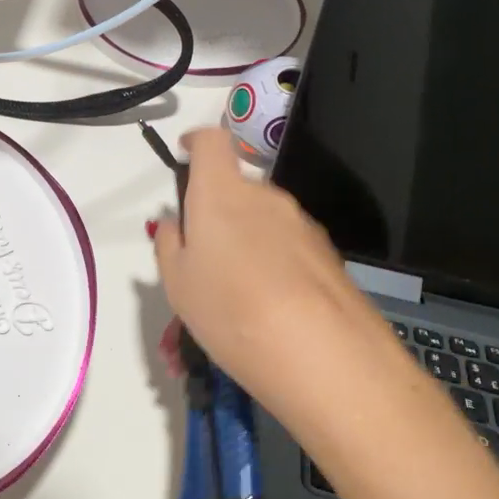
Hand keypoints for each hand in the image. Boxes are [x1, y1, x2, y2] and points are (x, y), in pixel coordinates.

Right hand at [149, 128, 397, 417]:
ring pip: (264, 220)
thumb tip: (176, 224)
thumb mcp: (177, 283)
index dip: (195, 141)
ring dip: (247, 240)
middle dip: (218, 210)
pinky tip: (269, 307)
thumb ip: (170, 244)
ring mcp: (303, 225)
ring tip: (235, 291)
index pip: (211, 142)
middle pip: (236, 188)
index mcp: (221, 194)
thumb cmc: (230, 310)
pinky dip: (274, 263)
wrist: (325, 356)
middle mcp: (265, 197)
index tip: (184, 154)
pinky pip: (289, 247)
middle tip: (202, 255)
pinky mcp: (329, 255)